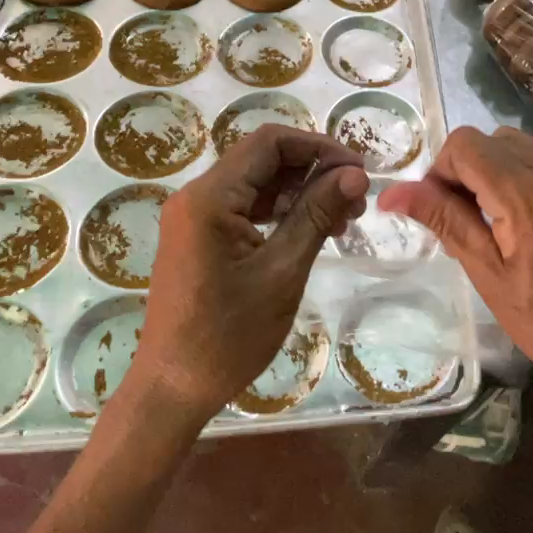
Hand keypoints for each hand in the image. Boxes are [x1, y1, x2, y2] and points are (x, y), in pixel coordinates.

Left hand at [132, 126, 368, 417]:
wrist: (173, 389)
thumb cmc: (228, 336)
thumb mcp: (282, 272)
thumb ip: (317, 215)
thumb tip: (355, 174)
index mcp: (210, 198)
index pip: (270, 143)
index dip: (319, 147)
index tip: (358, 171)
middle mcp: (196, 196)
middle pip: (263, 159)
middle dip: (314, 170)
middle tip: (357, 199)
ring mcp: (194, 218)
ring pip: (256, 183)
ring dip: (300, 191)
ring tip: (343, 218)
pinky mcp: (199, 239)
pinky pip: (244, 208)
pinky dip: (280, 212)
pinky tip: (312, 230)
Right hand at [379, 127, 532, 396]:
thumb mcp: (486, 273)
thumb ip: (444, 220)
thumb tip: (392, 193)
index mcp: (527, 194)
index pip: (465, 145)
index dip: (441, 172)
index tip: (440, 213)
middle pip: (487, 139)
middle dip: (462, 170)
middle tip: (459, 219)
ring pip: (512, 145)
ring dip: (487, 169)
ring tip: (485, 219)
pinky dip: (513, 175)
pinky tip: (513, 219)